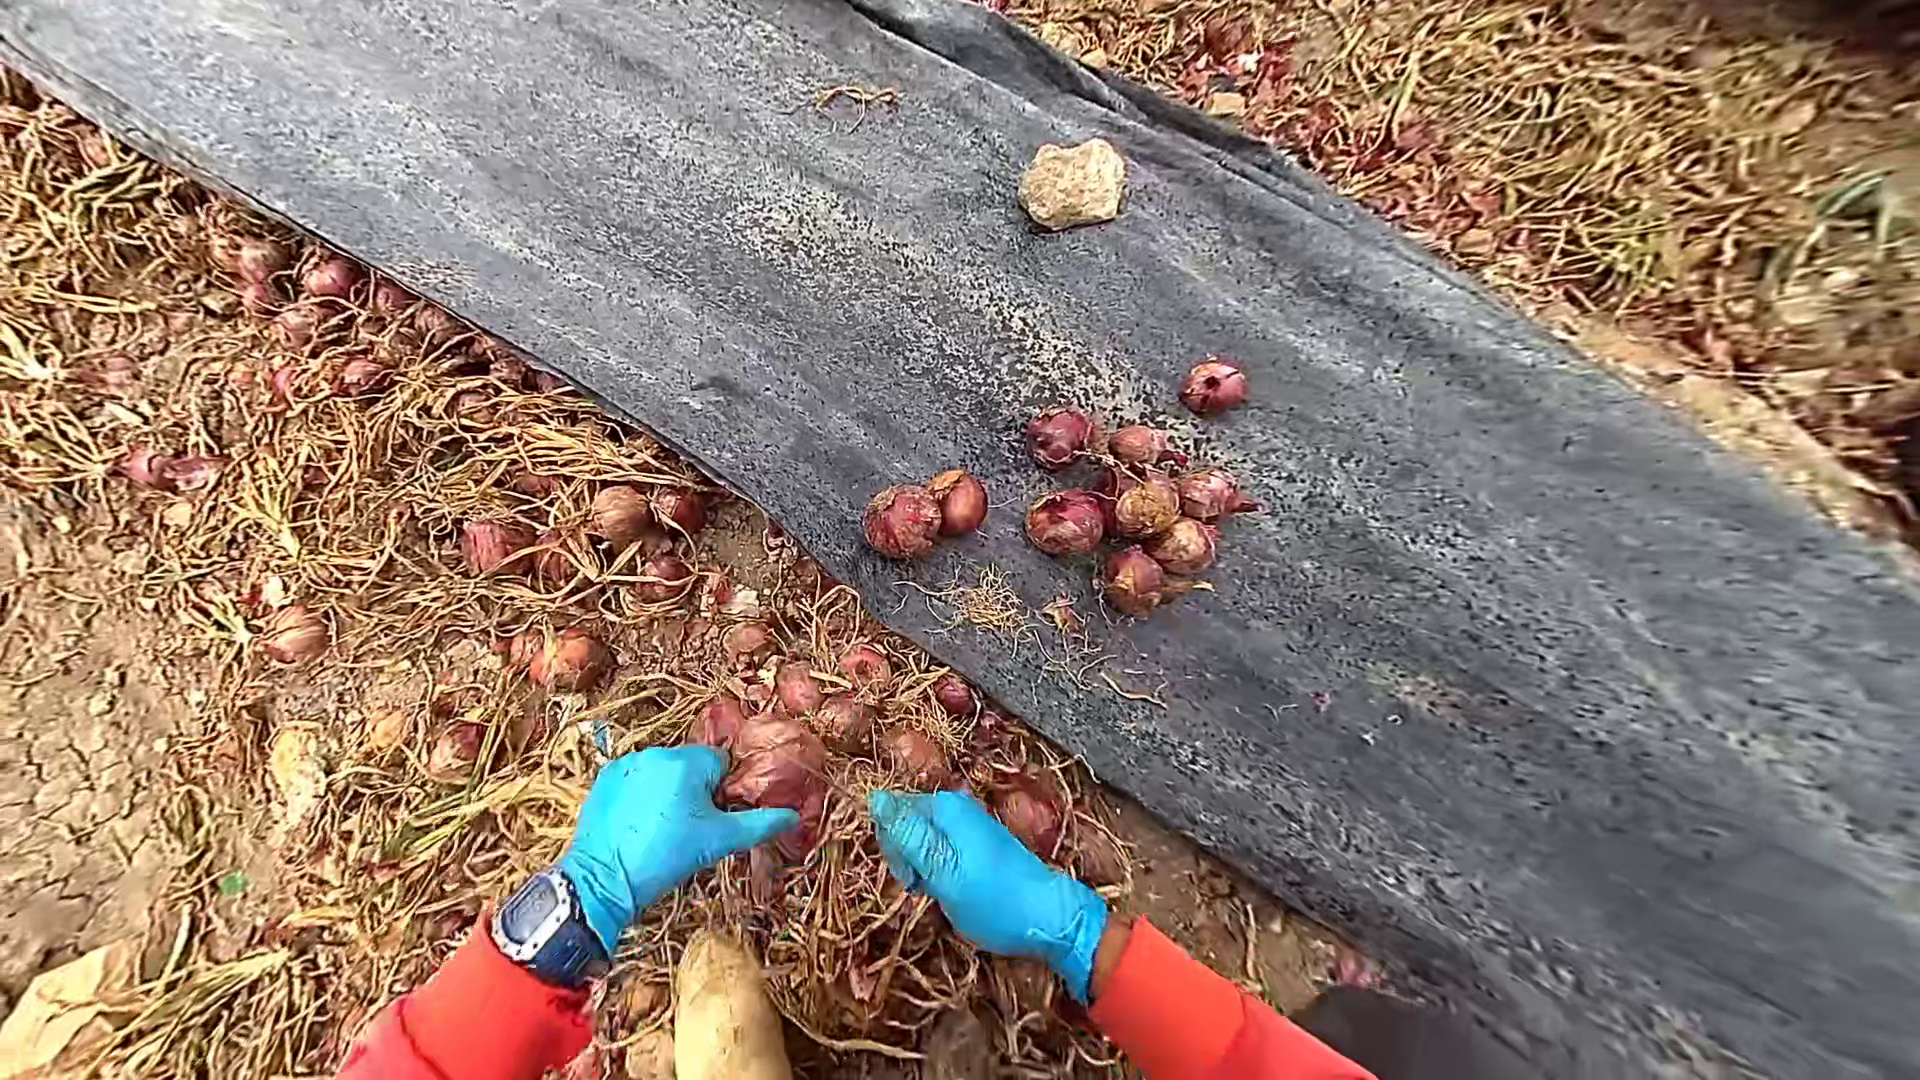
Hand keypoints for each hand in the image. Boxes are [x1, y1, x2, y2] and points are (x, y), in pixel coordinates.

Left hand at [558, 746, 797, 951]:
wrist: (600, 883)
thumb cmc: (665, 858)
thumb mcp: (717, 842)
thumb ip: (758, 824)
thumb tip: (793, 817)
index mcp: (688, 762)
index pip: (720, 763)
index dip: (719, 792)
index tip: (708, 819)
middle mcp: (658, 753)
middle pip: (692, 765)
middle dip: (694, 790)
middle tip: (686, 826)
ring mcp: (628, 763)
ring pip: (665, 770)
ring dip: (668, 790)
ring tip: (659, 826)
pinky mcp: (606, 777)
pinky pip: (637, 776)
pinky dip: (641, 793)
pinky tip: (637, 821)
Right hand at [867, 790, 1106, 1000]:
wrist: (1046, 916)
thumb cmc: (993, 899)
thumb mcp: (942, 871)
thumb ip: (908, 835)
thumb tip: (873, 796)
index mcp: (945, 806)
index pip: (891, 812)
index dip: (892, 847)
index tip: (910, 878)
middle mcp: (955, 805)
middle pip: (905, 823)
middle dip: (906, 857)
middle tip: (924, 887)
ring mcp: (966, 821)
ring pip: (920, 839)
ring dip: (920, 867)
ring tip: (939, 891)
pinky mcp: (973, 839)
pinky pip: (938, 847)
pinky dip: (936, 869)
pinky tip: (949, 888)